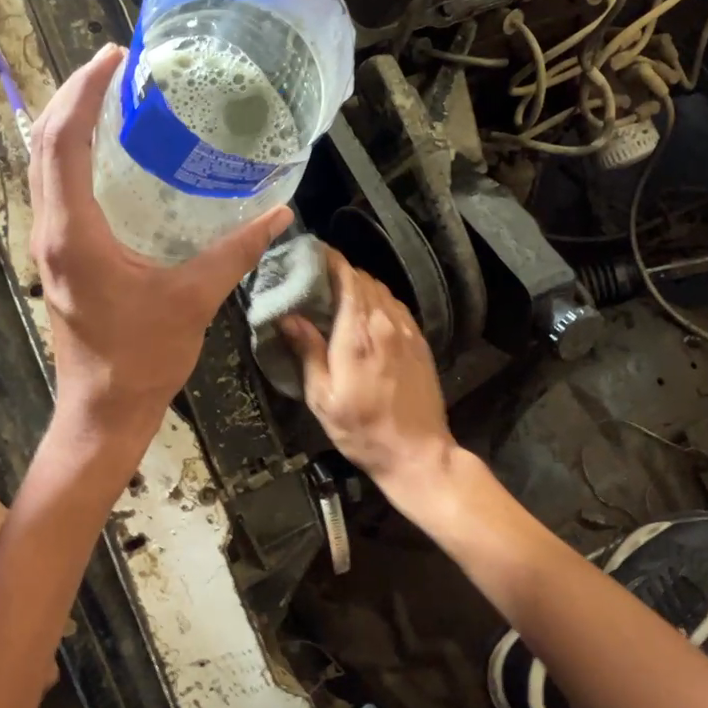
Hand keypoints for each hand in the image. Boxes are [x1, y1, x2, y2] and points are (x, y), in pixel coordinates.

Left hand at [29, 44, 289, 431]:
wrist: (104, 410)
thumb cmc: (142, 358)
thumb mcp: (195, 299)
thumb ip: (236, 252)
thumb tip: (279, 214)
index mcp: (73, 234)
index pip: (62, 142)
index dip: (83, 91)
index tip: (115, 57)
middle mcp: (50, 231)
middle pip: (41, 142)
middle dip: (73, 93)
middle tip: (116, 64)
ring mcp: (48, 244)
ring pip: (42, 164)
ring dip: (68, 121)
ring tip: (111, 93)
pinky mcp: (58, 255)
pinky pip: (56, 187)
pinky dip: (73, 152)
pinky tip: (111, 149)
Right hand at [279, 246, 454, 492]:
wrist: (418, 453)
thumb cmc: (362, 430)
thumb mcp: (322, 397)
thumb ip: (308, 351)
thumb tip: (288, 316)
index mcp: (358, 332)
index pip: (346, 277)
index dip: (328, 259)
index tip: (309, 254)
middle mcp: (385, 322)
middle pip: (363, 279)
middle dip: (339, 272)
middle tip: (314, 277)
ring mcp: (406, 330)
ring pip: (381, 291)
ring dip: (359, 285)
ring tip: (335, 293)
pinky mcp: (419, 341)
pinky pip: (395, 307)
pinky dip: (377, 301)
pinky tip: (364, 314)